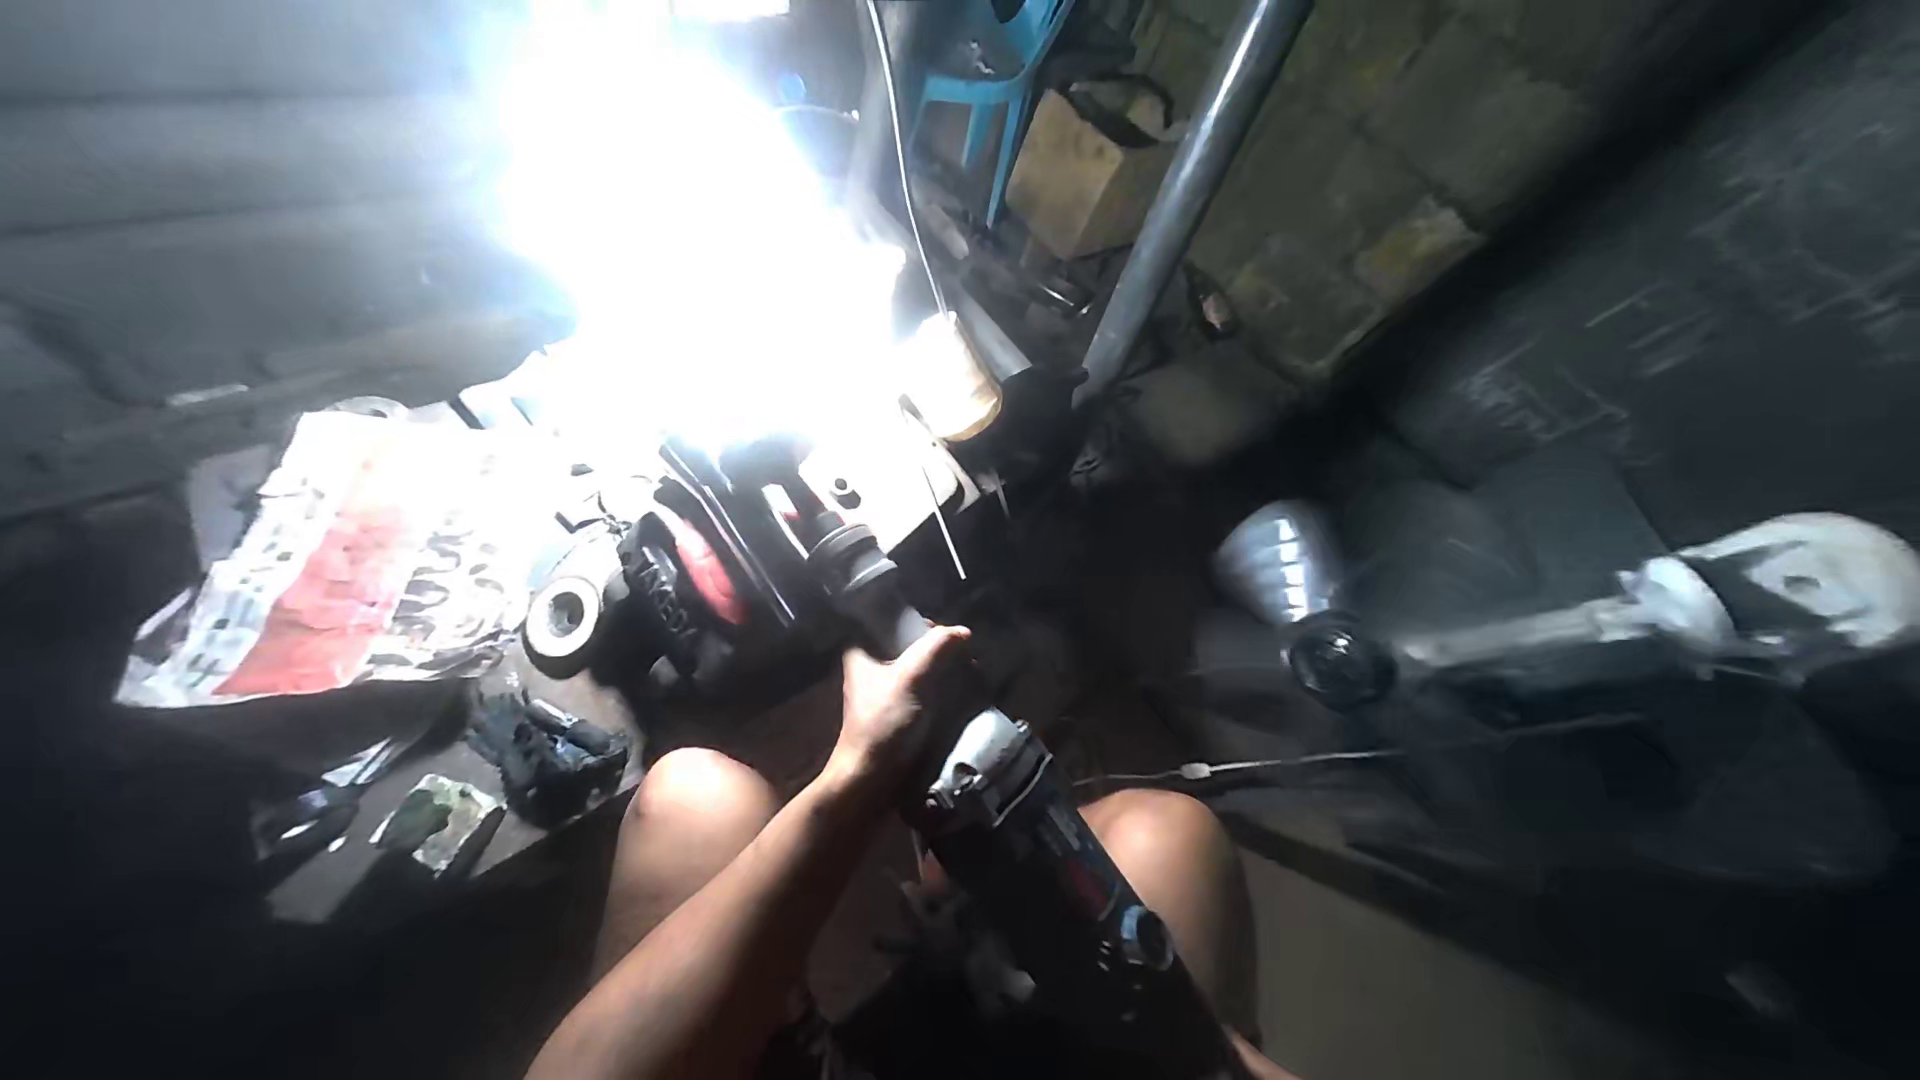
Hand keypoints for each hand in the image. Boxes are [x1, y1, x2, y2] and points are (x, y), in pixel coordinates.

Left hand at [826, 624, 971, 803]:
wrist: (870, 783)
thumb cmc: (882, 725)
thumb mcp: (909, 678)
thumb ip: (935, 649)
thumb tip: (962, 632)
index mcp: (863, 654)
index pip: (894, 625)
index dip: (921, 626)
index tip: (946, 638)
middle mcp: (873, 671)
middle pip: (912, 649)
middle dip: (940, 653)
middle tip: (965, 660)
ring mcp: (887, 696)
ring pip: (922, 673)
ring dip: (945, 674)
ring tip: (970, 677)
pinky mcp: (900, 719)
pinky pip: (926, 696)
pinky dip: (944, 695)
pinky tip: (962, 697)